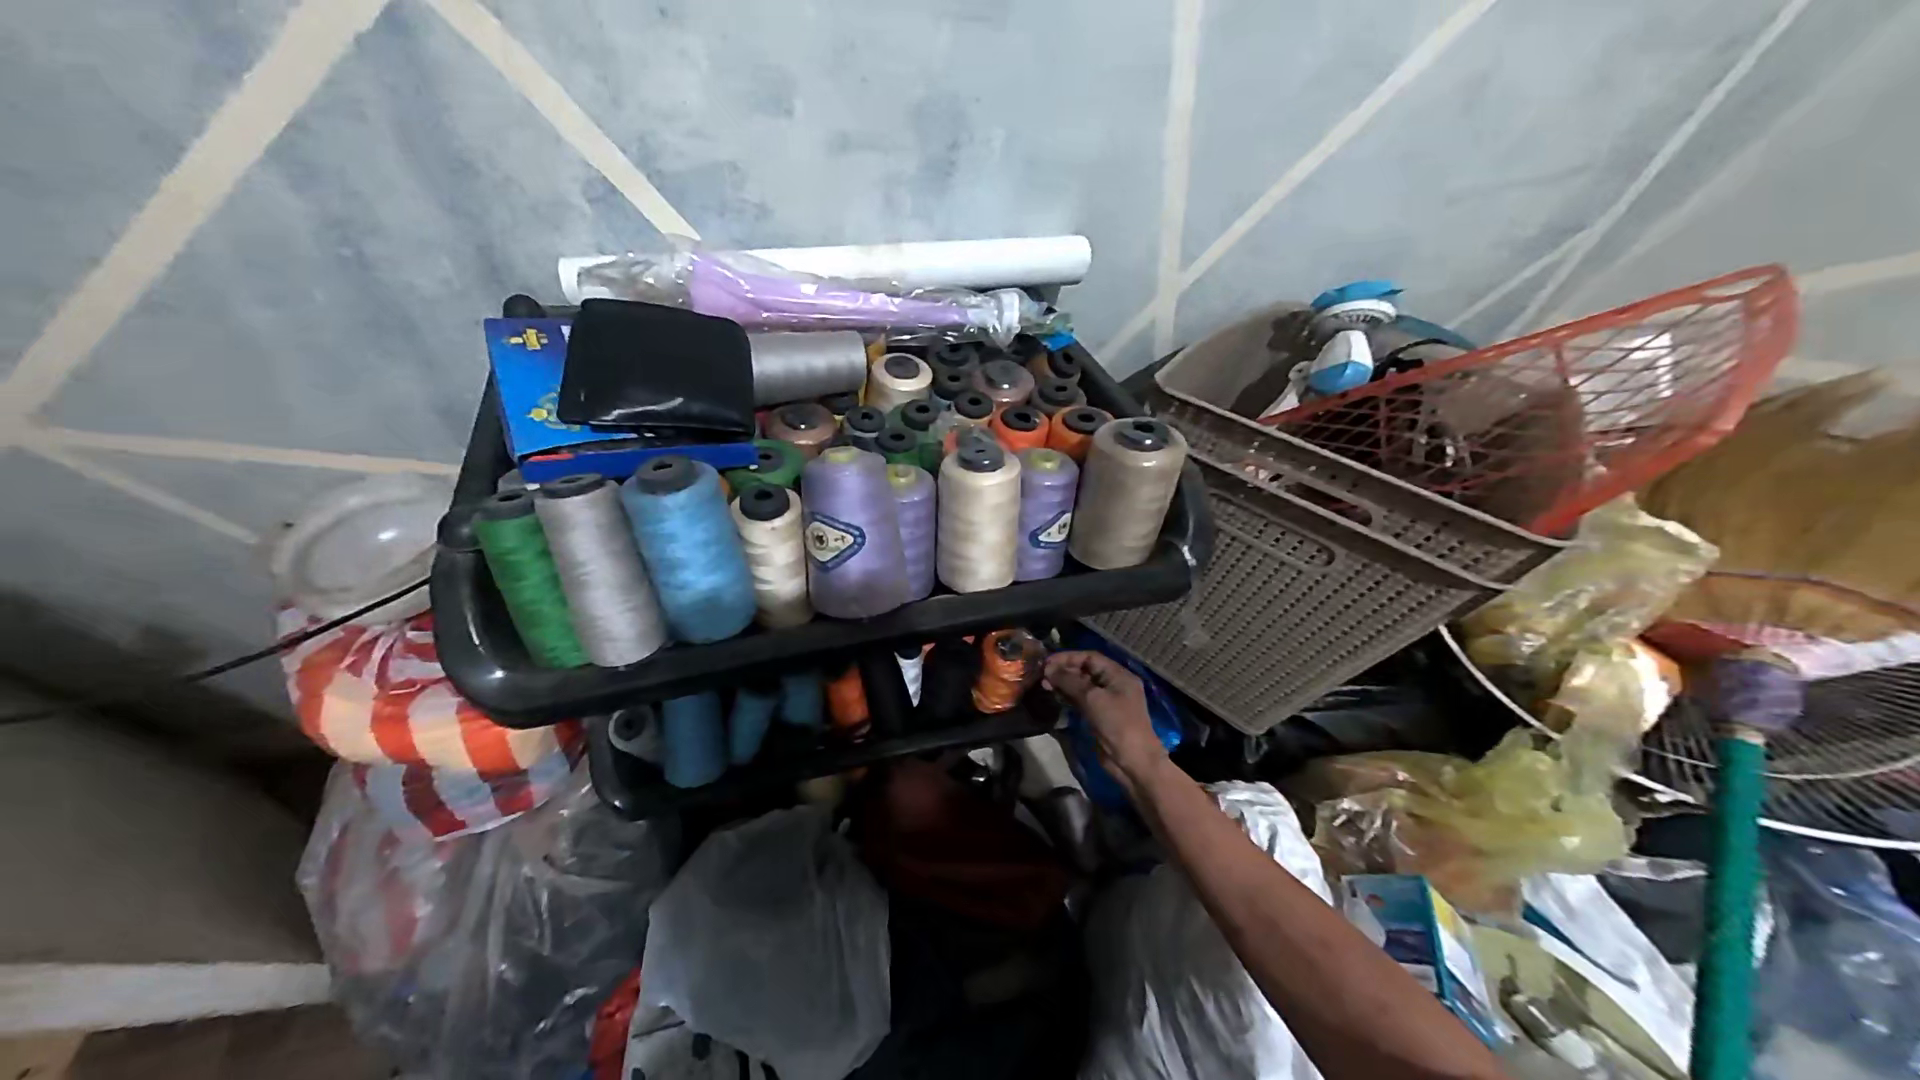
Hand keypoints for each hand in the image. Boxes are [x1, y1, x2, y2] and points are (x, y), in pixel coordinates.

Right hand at [1043, 651, 1167, 788]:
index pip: (1090, 657)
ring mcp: (1107, 701)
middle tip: (1043, 675)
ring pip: (1082, 686)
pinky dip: (1068, 697)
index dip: (1068, 657)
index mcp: (1118, 675)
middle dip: (1064, 671)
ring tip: (1045, 685)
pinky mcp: (1100, 716)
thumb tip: (1048, 669)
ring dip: (1064, 684)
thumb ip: (1070, 681)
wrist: (1132, 761)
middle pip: (1085, 670)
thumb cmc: (1117, 724)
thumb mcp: (1093, 698)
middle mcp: (1113, 684)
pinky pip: (1082, 700)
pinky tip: (1055, 696)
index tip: (1047, 662)